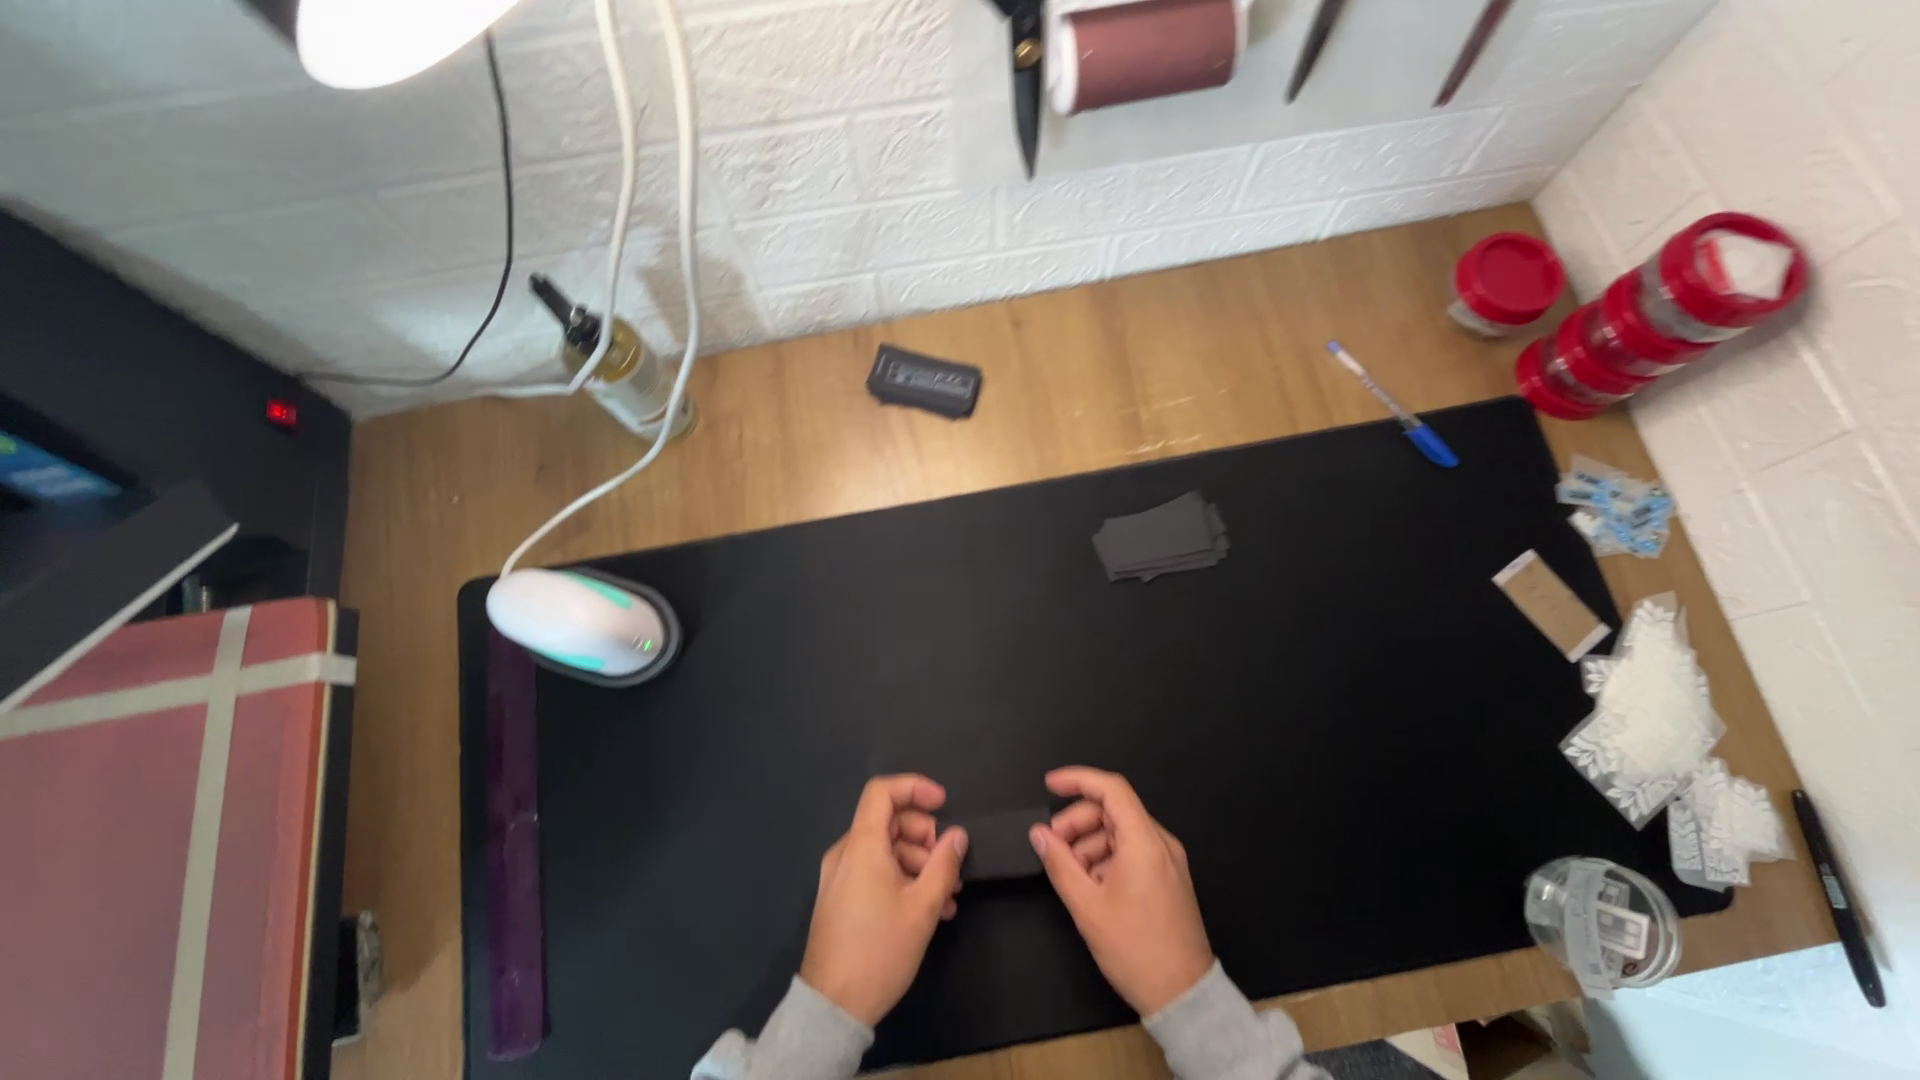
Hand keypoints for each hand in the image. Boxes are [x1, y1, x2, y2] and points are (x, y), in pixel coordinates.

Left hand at [800, 774, 968, 1026]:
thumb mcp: (923, 907)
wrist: (833, 1006)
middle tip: (950, 863)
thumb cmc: (880, 950)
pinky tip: (929, 909)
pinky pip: (874, 872)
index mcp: (862, 845)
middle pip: (888, 821)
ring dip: (919, 863)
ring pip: (885, 850)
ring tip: (948, 896)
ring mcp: (839, 877)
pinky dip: (902, 879)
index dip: (914, 787)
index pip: (882, 791)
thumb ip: (944, 864)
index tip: (944, 803)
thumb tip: (957, 834)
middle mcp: (845, 853)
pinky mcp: (840, 899)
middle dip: (925, 835)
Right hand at [1029, 766, 1213, 1015]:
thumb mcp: (1087, 906)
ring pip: (1121, 831)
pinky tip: (1092, 886)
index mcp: (1144, 842)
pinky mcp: (1170, 878)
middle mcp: (1161, 843)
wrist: (1183, 995)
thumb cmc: (1134, 949)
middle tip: (1053, 847)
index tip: (1049, 785)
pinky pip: (1134, 851)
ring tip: (1072, 875)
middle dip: (1078, 821)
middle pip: (1113, 810)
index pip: (1111, 788)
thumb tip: (1039, 834)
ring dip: (1090, 843)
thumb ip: (1059, 863)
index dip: (1078, 779)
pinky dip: (1107, 858)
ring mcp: (1169, 861)